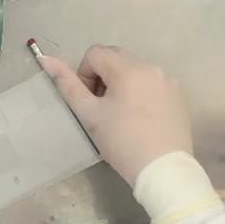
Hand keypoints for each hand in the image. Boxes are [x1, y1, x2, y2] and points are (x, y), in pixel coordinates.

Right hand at [42, 44, 192, 183]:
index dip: (85, 74)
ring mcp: (168, 80)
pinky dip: (140, 92)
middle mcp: (151, 67)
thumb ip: (66, 84)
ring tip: (122, 114)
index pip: (95, 53)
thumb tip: (46, 59)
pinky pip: (151, 82)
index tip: (90, 101)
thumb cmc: (121, 142)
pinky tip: (141, 118)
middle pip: (115, 57)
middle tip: (103, 107)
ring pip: (134, 70)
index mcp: (128, 69)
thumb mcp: (89, 114)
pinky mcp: (178, 95)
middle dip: (103, 76)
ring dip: (121, 83)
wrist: (162, 170)